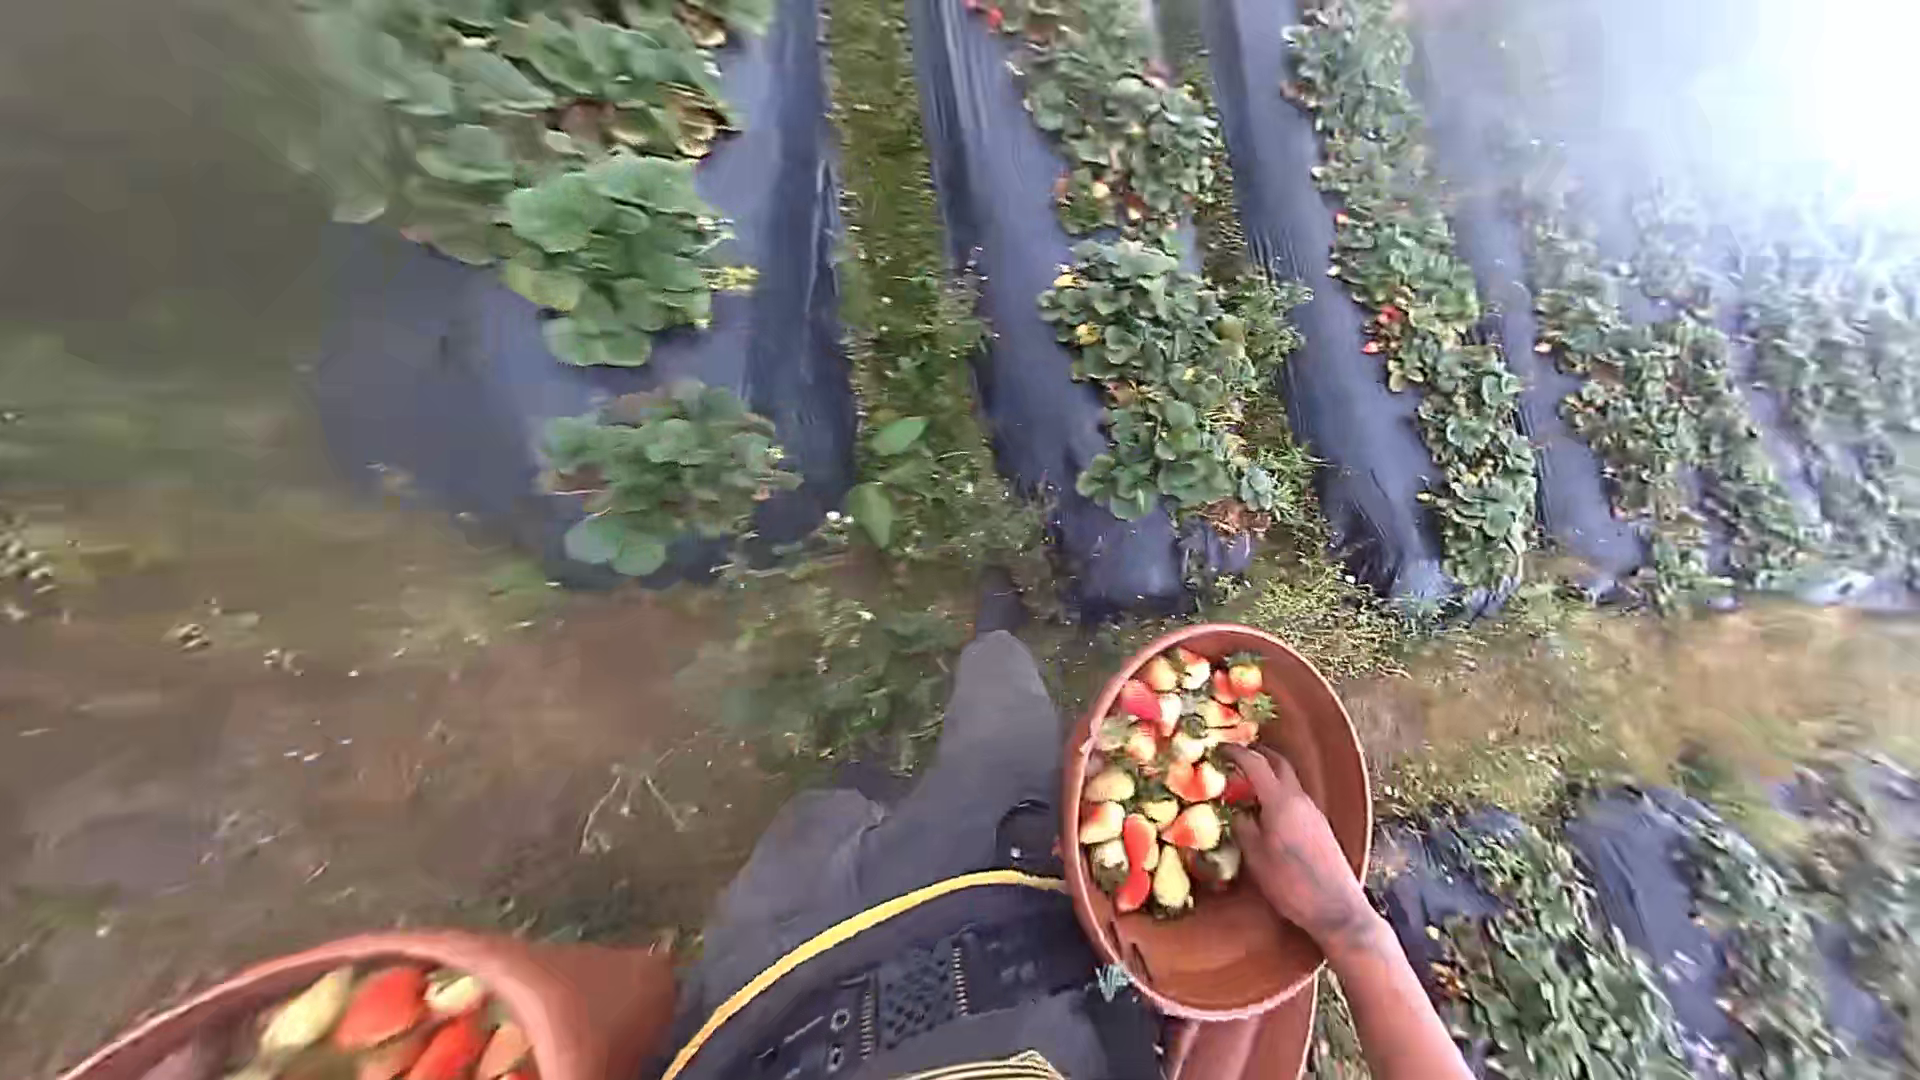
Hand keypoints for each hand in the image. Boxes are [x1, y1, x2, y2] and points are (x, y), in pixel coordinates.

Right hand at [1222, 745, 1372, 946]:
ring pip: (1288, 780)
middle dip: (1256, 753)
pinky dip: (1277, 791)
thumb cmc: (1292, 884)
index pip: (1256, 763)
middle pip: (1279, 762)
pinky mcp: (1320, 827)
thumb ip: (1243, 827)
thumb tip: (1236, 811)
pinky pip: (1295, 797)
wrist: (1340, 912)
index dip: (1235, 752)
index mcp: (1281, 801)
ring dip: (1268, 774)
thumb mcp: (1256, 857)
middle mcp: (1300, 800)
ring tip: (1245, 783)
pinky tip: (1266, 809)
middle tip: (1235, 755)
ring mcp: (1313, 813)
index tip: (1218, 749)